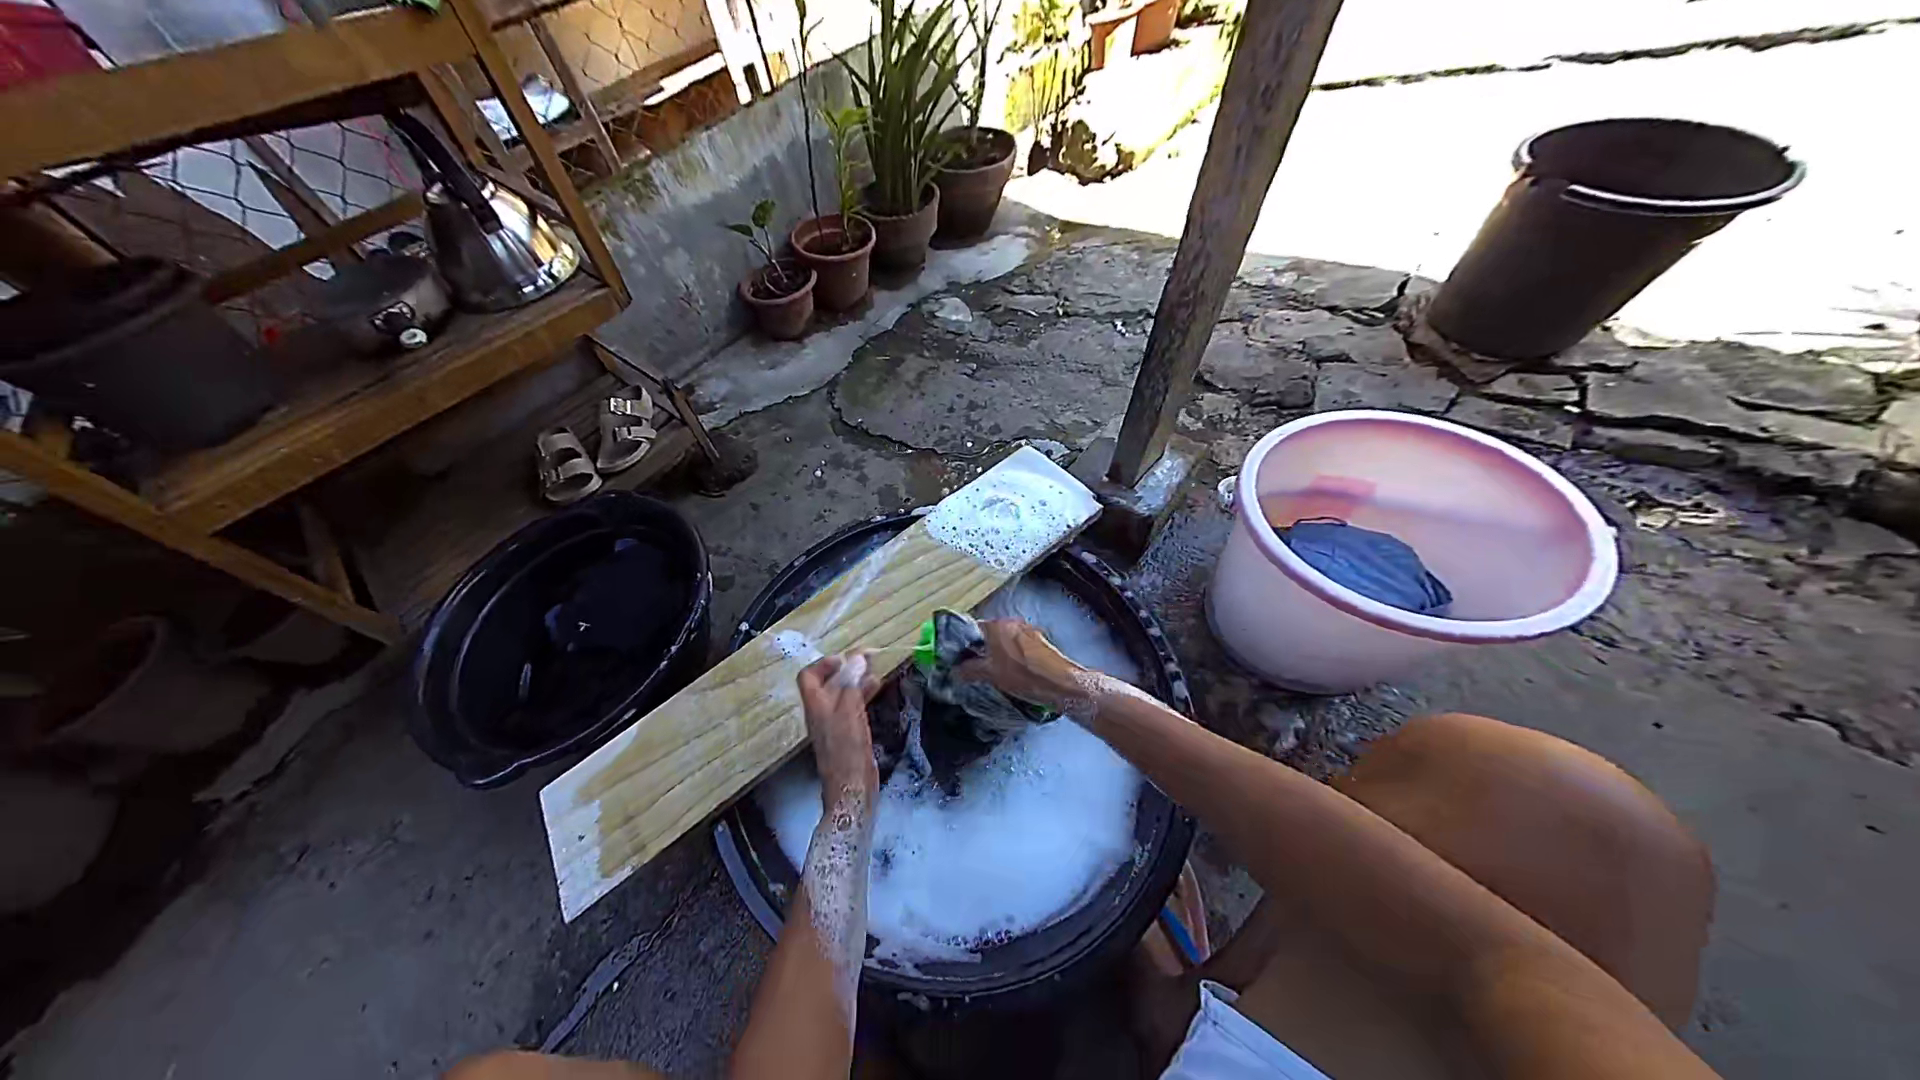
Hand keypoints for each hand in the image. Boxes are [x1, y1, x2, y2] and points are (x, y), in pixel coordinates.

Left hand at [798, 653, 880, 802]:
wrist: (851, 788)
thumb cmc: (846, 748)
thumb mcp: (849, 711)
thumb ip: (852, 683)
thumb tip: (857, 658)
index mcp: (815, 705)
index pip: (808, 676)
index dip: (823, 663)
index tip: (845, 658)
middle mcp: (822, 712)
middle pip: (828, 683)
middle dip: (846, 668)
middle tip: (868, 659)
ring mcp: (835, 723)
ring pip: (843, 693)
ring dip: (857, 680)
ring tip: (876, 670)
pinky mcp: (848, 733)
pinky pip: (853, 706)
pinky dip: (863, 694)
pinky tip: (877, 688)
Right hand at [955, 618, 1085, 710]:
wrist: (1060, 683)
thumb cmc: (1022, 675)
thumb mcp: (990, 675)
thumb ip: (969, 670)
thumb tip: (955, 670)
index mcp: (996, 625)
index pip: (972, 629)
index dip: (964, 645)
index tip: (961, 659)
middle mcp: (1012, 621)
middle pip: (989, 633)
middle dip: (982, 649)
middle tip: (977, 668)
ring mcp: (1028, 629)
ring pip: (1005, 639)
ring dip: (998, 652)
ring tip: (996, 671)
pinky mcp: (1040, 639)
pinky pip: (1018, 644)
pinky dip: (1013, 654)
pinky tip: (1014, 670)